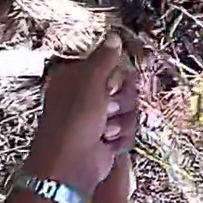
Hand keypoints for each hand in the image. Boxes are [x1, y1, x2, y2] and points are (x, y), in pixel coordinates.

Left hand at [25, 34, 137, 193]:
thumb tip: (113, 36)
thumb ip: (104, 59)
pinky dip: (121, 138)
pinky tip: (107, 143)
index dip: (115, 76)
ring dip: (122, 121)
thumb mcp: (89, 83)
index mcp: (77, 78)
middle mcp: (87, 96)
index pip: (110, 65)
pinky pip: (129, 129)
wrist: (72, 166)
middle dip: (122, 100)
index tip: (110, 84)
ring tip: (106, 130)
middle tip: (108, 108)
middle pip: (125, 87)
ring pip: (130, 109)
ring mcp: (99, 118)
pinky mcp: (109, 137)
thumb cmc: (74, 122)